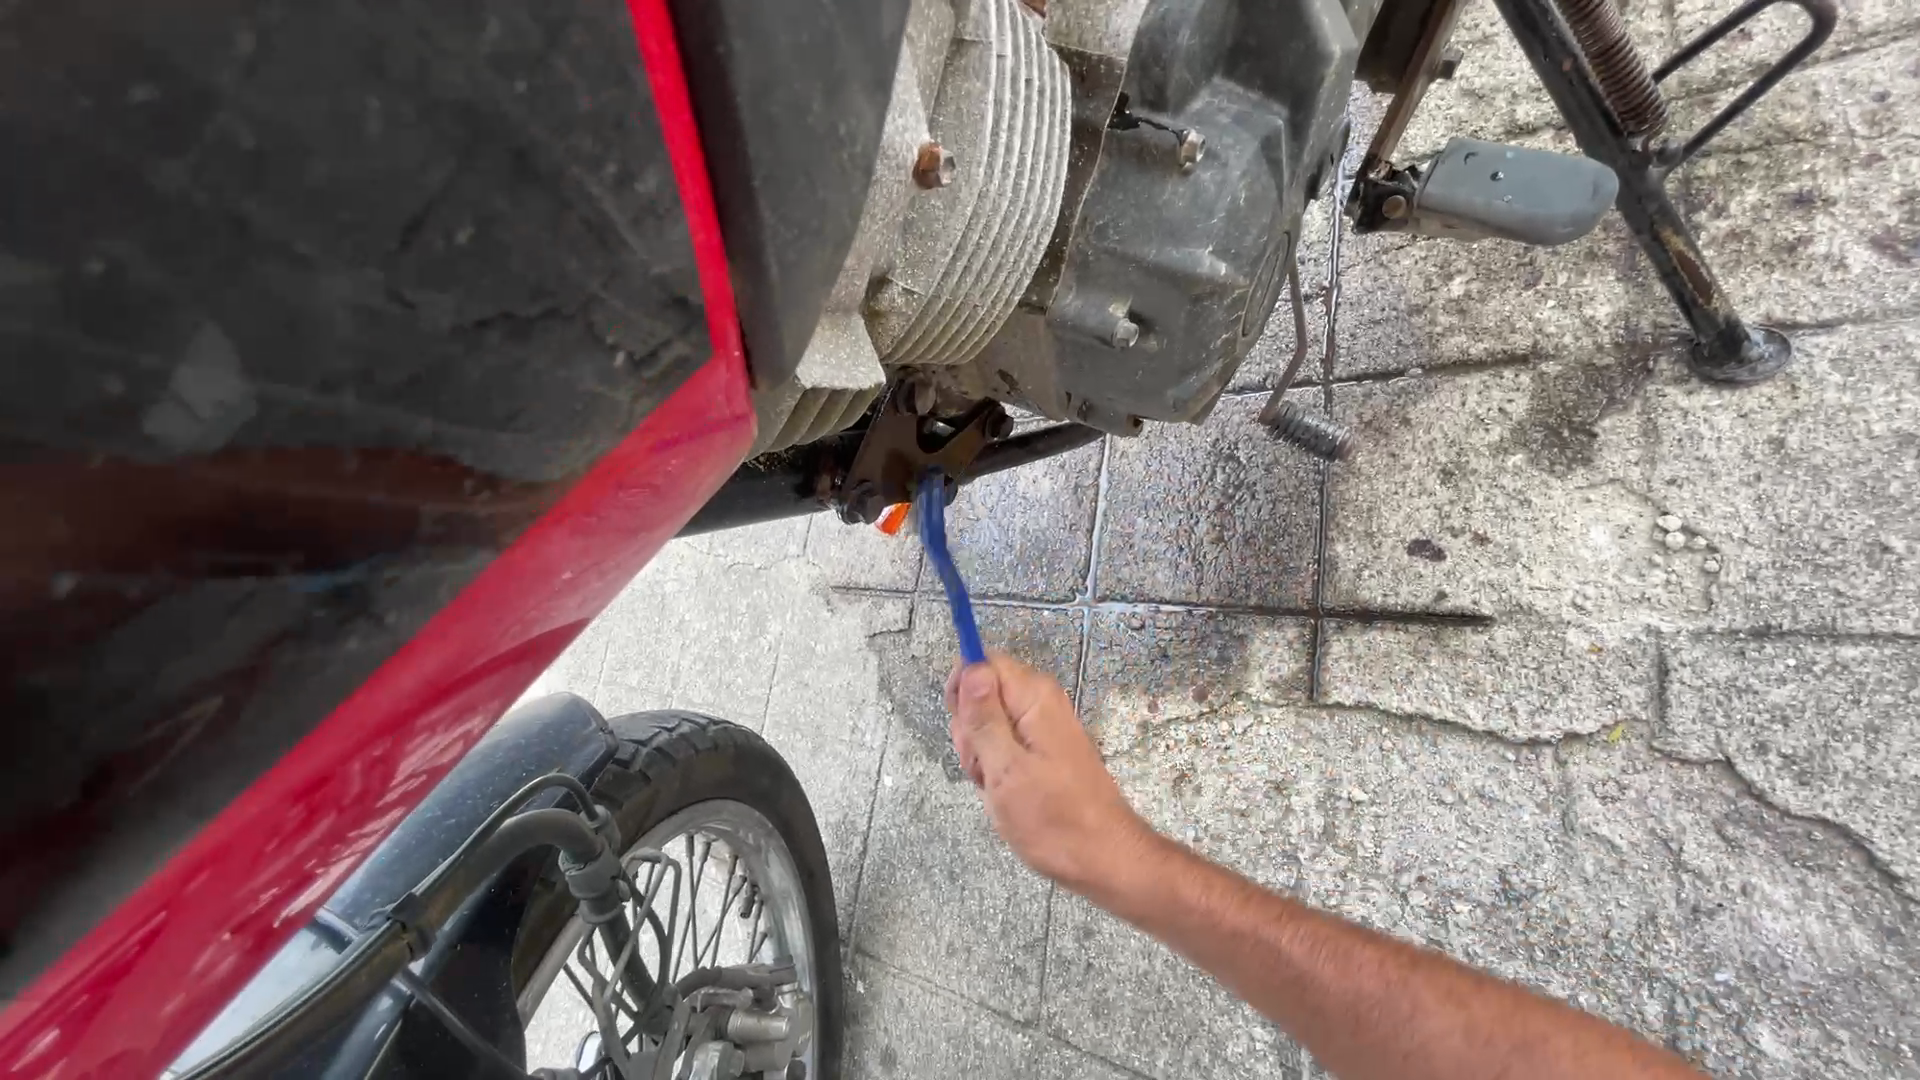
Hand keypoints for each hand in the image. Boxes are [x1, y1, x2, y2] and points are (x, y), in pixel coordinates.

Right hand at [945, 652, 1154, 892]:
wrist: (1103, 858)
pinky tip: (1006, 792)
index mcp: (1033, 696)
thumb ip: (984, 717)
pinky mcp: (1043, 747)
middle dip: (970, 730)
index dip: (962, 692)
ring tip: (998, 787)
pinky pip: (1004, 742)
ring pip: (989, 721)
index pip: (982, 663)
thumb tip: (970, 668)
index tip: (965, 731)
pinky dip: (996, 766)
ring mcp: (1043, 725)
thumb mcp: (1006, 770)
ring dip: (981, 754)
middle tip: (985, 768)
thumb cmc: (1053, 819)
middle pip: (982, 692)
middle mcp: (1040, 701)